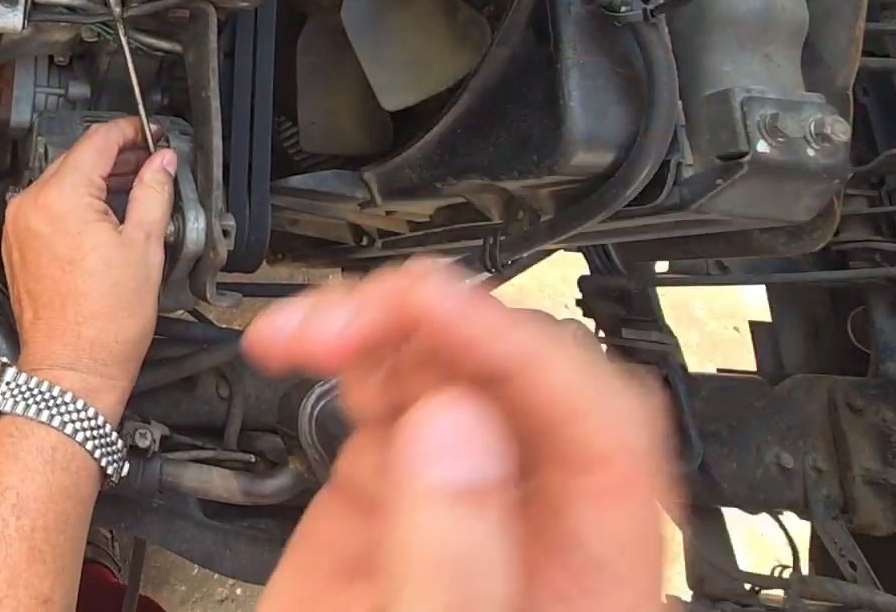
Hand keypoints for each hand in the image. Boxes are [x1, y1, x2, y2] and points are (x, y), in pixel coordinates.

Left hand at [1, 117, 177, 418]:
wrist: (71, 370)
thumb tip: (162, 162)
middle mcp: (31, 203)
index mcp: (61, 197)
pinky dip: (76, 201)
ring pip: (62, 180)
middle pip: (77, 157)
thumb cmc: (105, 322)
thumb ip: (154, 191)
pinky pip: (49, 205)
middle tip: (150, 161)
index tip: (150, 134)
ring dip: (97, 178)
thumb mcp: (144, 246)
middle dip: (116, 155)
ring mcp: (19, 224)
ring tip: (134, 186)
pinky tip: (104, 212)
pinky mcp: (17, 243)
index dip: (130, 131)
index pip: (97, 140)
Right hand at [244, 261, 674, 611]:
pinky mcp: (387, 475)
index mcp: (583, 579)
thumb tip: (456, 431)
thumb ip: (454, 566)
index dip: (520, 352)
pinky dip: (337, 347)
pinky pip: (378, 382)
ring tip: (302, 332)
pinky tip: (299, 345)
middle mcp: (525, 519)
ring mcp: (452, 489)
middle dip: (426, 323)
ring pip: (439, 359)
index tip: (429, 315)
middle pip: (511, 372)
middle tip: (342, 324)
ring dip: (369, 323)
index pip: (596, 427)